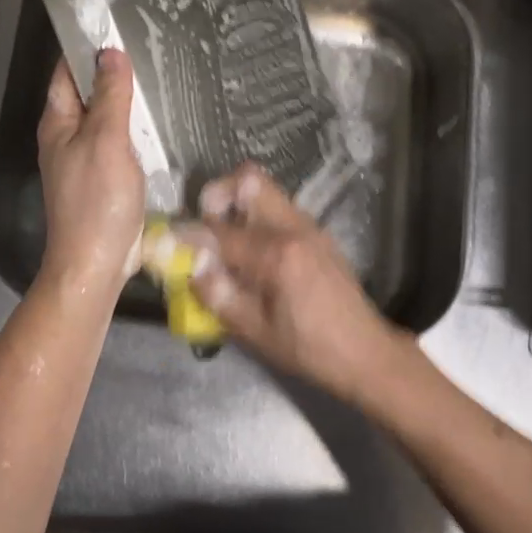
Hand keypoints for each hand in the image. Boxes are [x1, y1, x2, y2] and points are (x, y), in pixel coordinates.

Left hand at [36, 49, 144, 301]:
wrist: (96, 263)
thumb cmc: (97, 201)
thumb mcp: (106, 141)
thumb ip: (110, 97)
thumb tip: (110, 53)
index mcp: (58, 122)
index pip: (67, 72)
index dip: (87, 47)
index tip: (117, 24)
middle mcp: (67, 137)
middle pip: (89, 93)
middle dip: (114, 72)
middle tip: (150, 47)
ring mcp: (86, 160)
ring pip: (108, 120)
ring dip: (129, 104)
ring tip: (161, 79)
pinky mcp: (106, 180)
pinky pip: (121, 144)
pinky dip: (137, 132)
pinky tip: (161, 126)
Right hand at [188, 164, 404, 399]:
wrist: (365, 352)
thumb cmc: (309, 349)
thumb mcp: (255, 331)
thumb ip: (218, 294)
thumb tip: (191, 266)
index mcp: (278, 254)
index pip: (220, 232)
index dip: (187, 235)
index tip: (166, 239)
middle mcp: (294, 228)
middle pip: (250, 180)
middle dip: (218, 194)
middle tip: (203, 224)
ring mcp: (310, 227)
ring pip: (266, 192)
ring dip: (237, 205)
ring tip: (224, 241)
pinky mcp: (317, 235)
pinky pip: (279, 210)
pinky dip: (256, 219)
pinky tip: (251, 255)